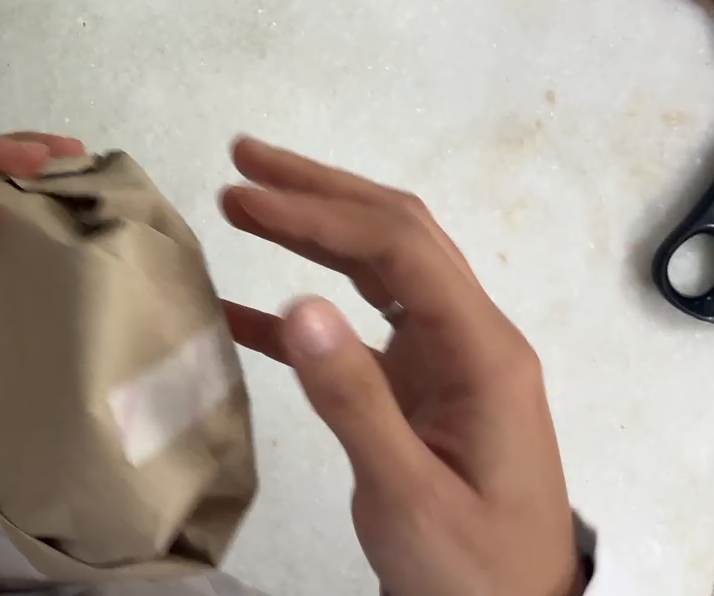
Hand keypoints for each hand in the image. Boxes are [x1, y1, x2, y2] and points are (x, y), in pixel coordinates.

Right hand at [219, 137, 580, 595]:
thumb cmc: (470, 568)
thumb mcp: (411, 496)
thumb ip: (354, 400)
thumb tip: (297, 303)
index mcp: (481, 351)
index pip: (396, 247)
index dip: (316, 212)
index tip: (239, 198)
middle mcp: (466, 332)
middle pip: (393, 228)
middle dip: (315, 187)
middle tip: (240, 159)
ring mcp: (441, 351)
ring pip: (375, 256)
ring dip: (309, 218)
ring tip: (240, 193)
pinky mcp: (411, 374)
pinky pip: (351, 312)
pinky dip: (291, 294)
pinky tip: (232, 301)